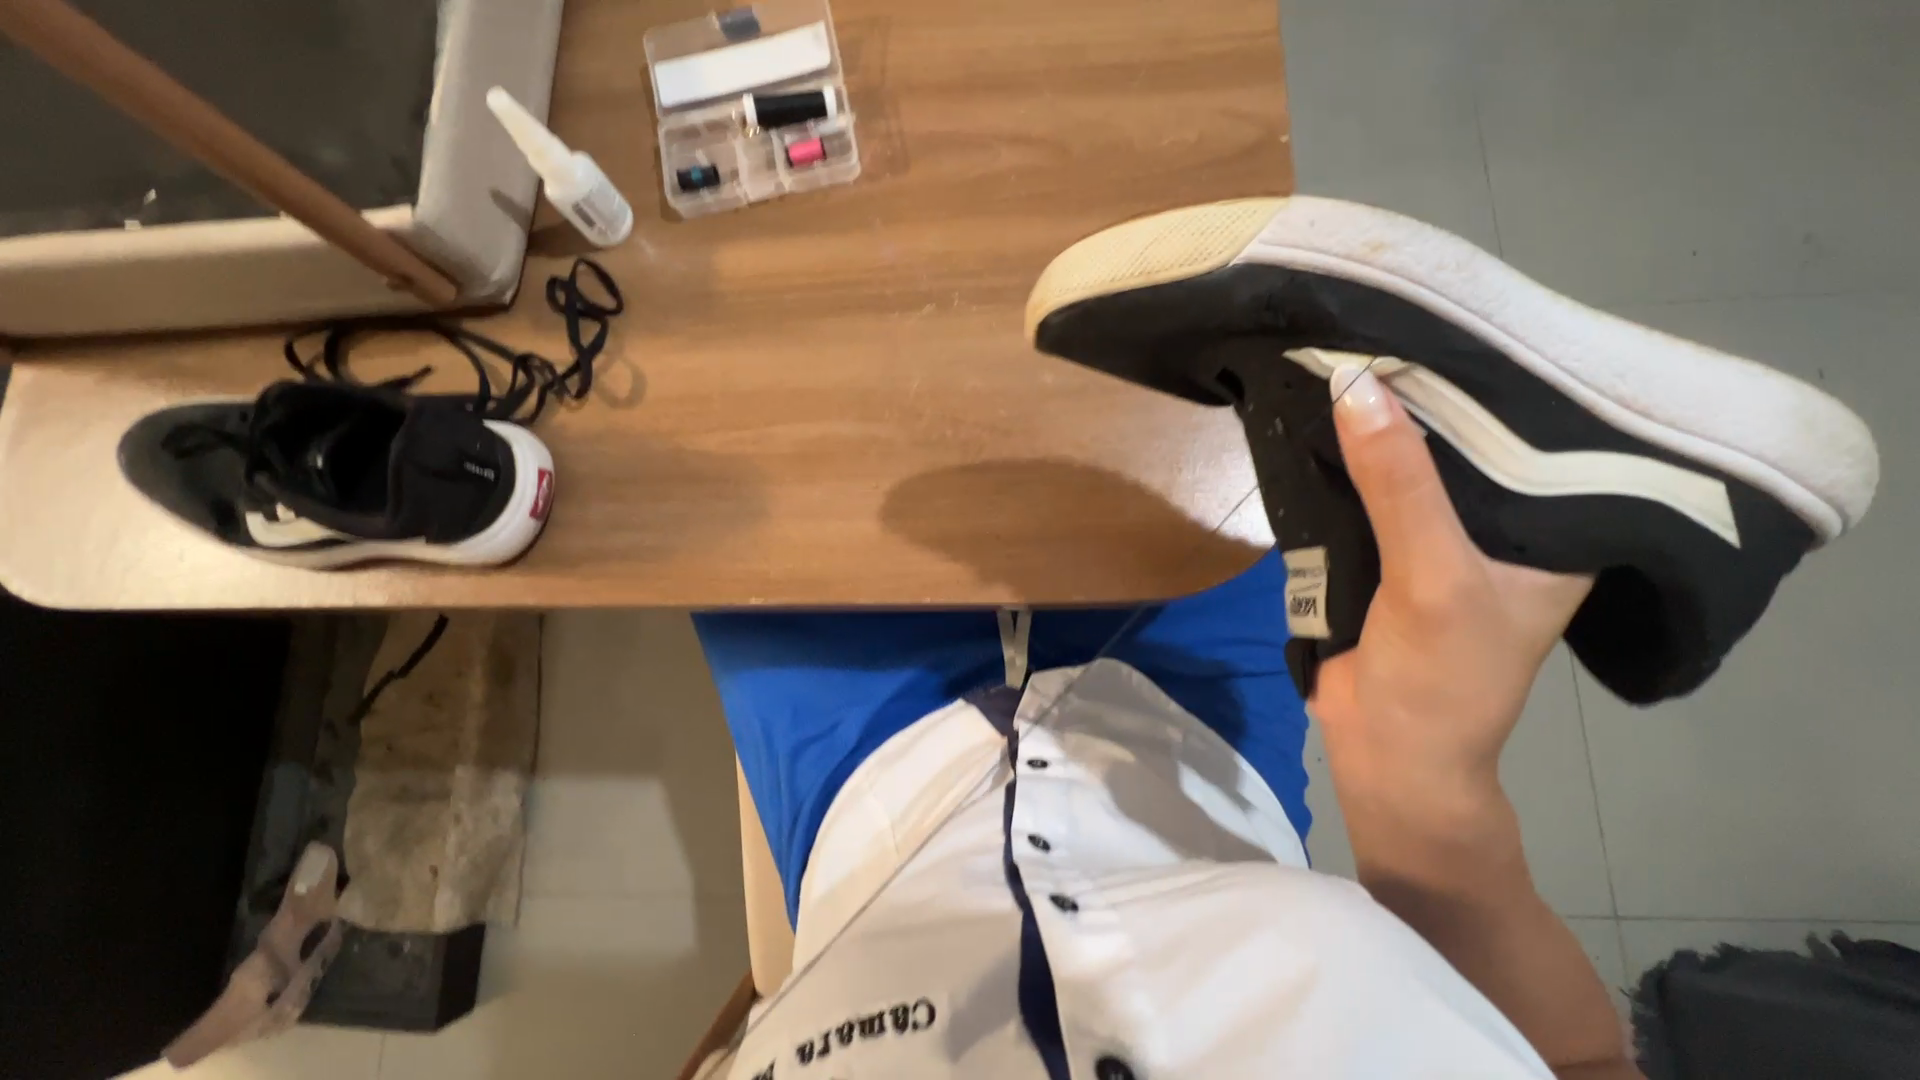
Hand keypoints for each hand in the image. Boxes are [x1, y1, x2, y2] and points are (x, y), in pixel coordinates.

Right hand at [1309, 362, 1593, 853]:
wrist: (1385, 756)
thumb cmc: (1442, 678)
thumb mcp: (1431, 575)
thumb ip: (1398, 485)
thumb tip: (1354, 386)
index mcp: (1560, 530)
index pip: (1540, 435)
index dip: (1502, 382)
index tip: (1459, 320)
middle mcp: (1511, 527)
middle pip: (1469, 446)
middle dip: (1428, 399)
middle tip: (1389, 323)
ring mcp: (1444, 541)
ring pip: (1411, 468)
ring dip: (1380, 430)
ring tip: (1353, 352)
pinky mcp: (1388, 555)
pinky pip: (1369, 497)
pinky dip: (1347, 467)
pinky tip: (1327, 419)